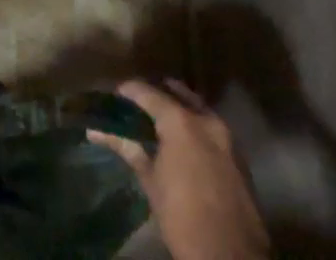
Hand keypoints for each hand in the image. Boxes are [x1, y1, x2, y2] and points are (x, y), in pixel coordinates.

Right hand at [89, 79, 269, 259]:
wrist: (230, 256)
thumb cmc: (182, 216)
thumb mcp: (150, 181)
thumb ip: (128, 149)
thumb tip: (96, 132)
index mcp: (182, 123)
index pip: (148, 92)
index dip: (128, 91)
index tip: (113, 95)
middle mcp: (207, 122)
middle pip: (177, 93)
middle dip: (155, 95)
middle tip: (134, 106)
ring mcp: (228, 138)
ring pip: (197, 109)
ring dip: (176, 109)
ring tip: (154, 123)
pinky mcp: (239, 157)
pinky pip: (210, 128)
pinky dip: (193, 126)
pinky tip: (178, 142)